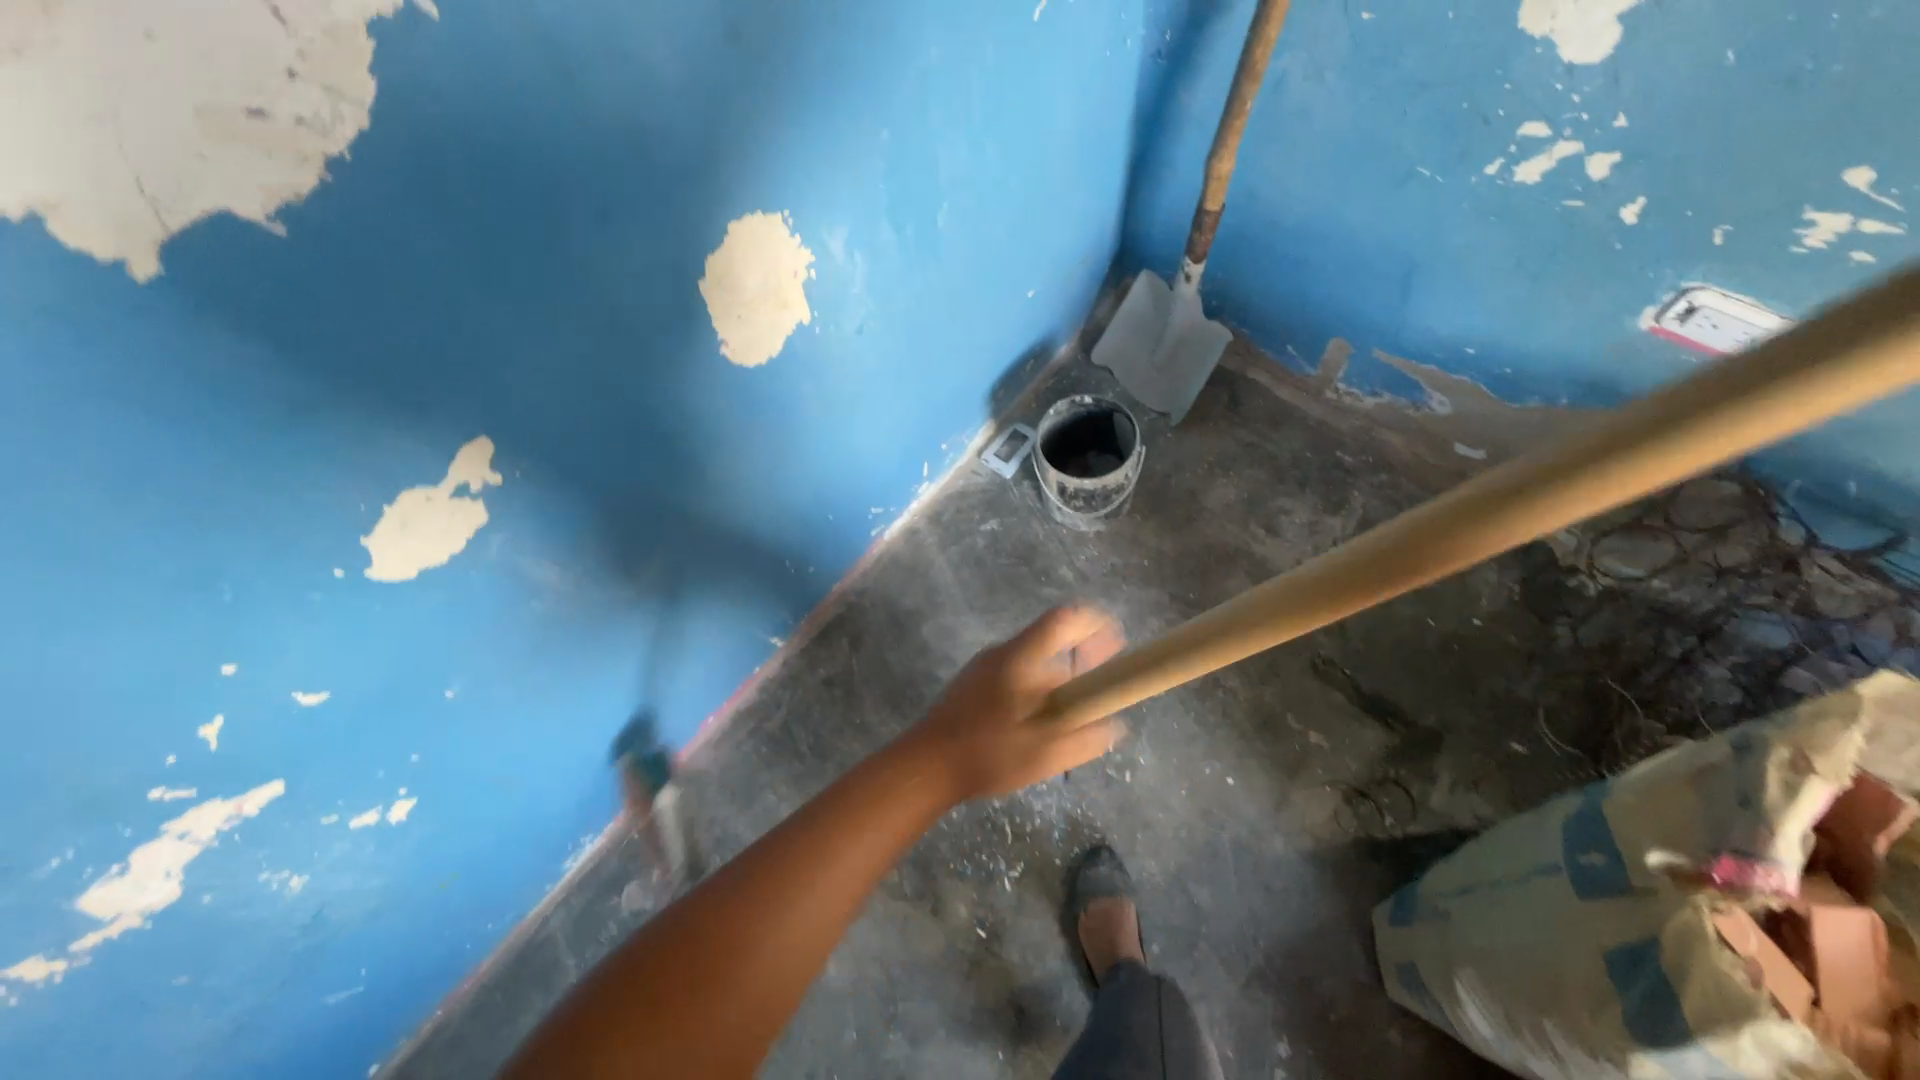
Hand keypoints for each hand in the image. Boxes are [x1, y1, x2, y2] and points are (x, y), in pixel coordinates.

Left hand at [903, 607, 1127, 801]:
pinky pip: (1013, 679)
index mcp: (1020, 659)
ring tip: (1062, 727)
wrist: (923, 767)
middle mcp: (1000, 653)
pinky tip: (1030, 732)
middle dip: (1078, 670)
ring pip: (1031, 666)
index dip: (1095, 625)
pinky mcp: (971, 685)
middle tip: (1092, 703)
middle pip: (1050, 646)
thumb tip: (1113, 726)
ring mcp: (982, 667)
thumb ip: (1084, 738)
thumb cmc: (985, 755)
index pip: (1064, 620)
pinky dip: (1033, 696)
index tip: (1115, 648)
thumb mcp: (1044, 755)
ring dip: (1054, 689)